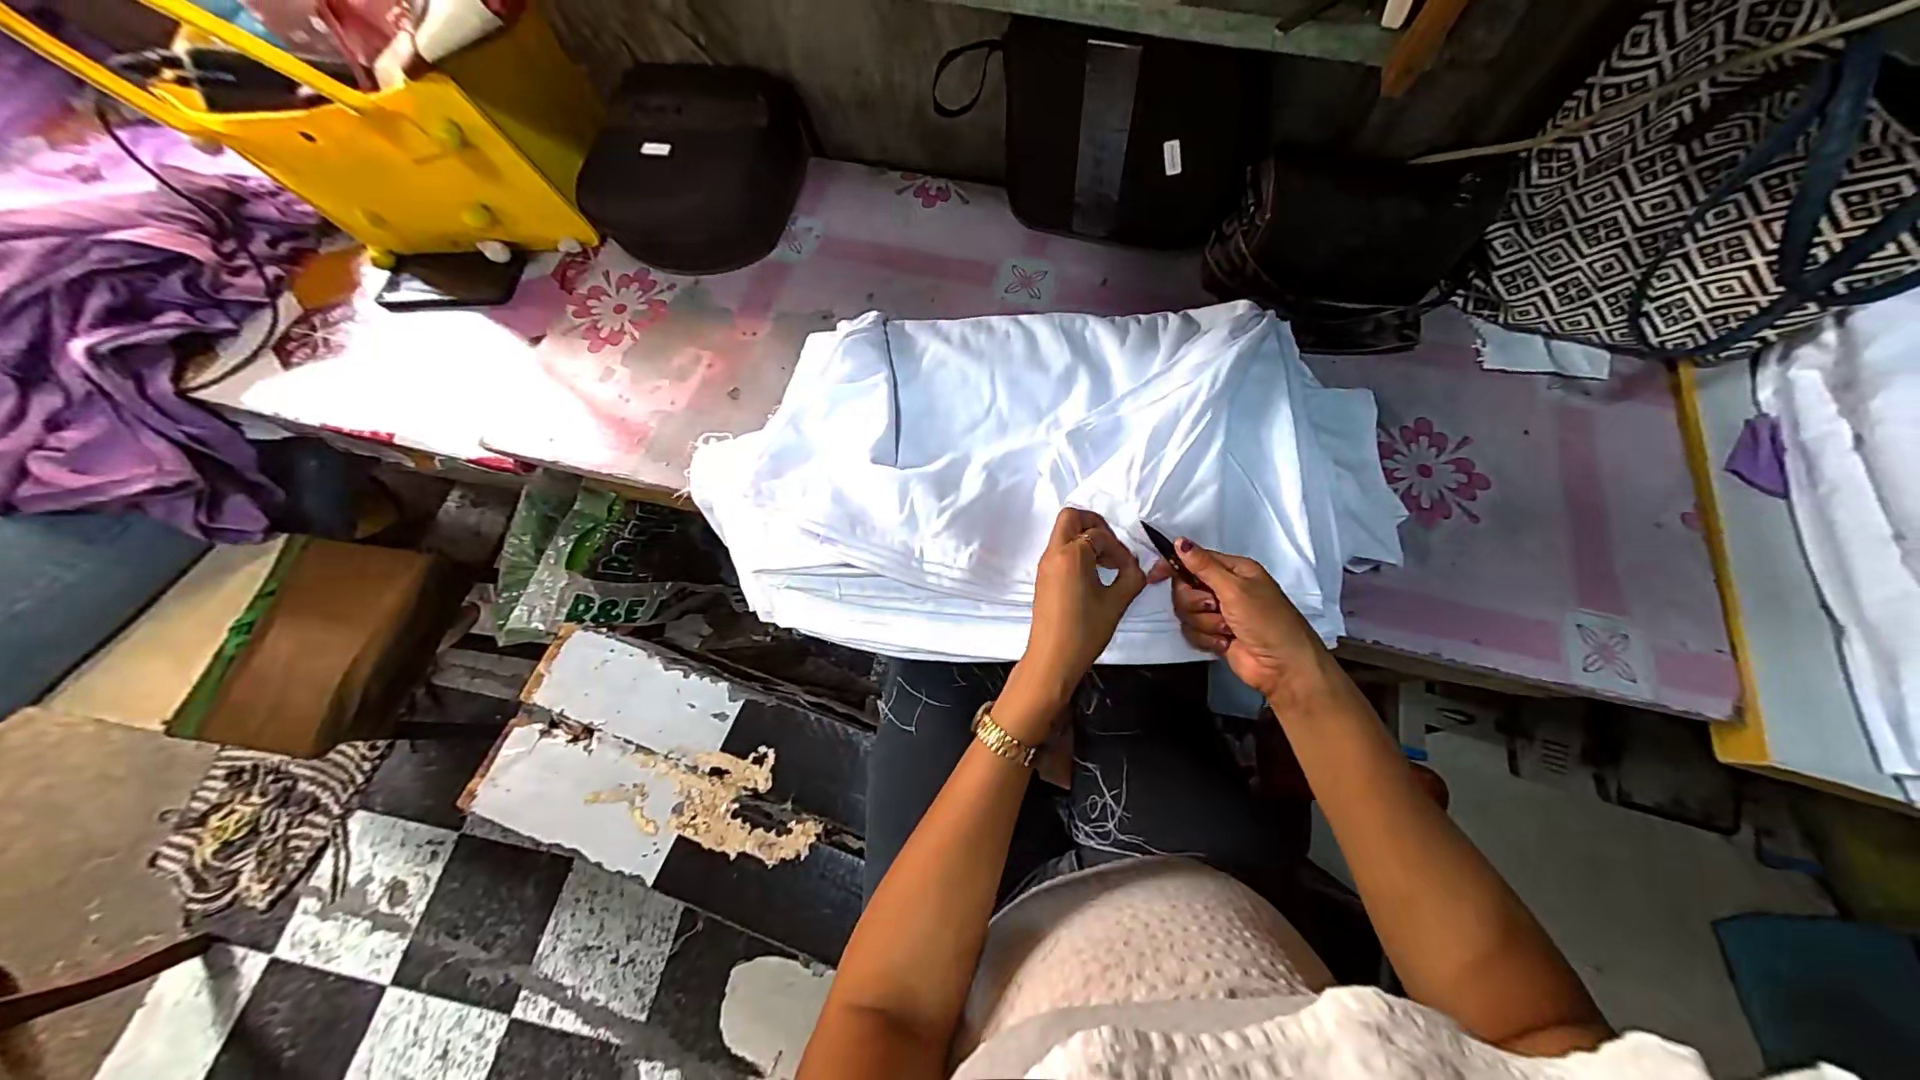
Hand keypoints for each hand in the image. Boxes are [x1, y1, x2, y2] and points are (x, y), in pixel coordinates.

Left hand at [1018, 508, 1147, 698]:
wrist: (1052, 658)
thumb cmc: (1084, 631)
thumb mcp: (1117, 602)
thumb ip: (1132, 577)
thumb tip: (1135, 566)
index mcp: (1071, 554)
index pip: (1099, 534)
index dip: (1119, 548)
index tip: (1128, 568)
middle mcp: (1053, 553)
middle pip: (1071, 517)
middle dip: (1095, 524)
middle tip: (1113, 547)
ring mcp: (1045, 565)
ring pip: (1063, 533)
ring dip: (1086, 539)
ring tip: (1106, 564)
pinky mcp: (1043, 577)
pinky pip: (1059, 550)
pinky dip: (1077, 552)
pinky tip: (1093, 576)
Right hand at [1149, 538, 1328, 701]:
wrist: (1284, 666)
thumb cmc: (1266, 620)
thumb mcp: (1235, 588)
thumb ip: (1203, 566)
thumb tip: (1181, 542)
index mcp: (1234, 570)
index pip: (1194, 560)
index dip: (1173, 566)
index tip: (1155, 576)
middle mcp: (1224, 589)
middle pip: (1184, 589)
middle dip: (1195, 602)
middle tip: (1215, 608)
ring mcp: (1219, 613)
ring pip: (1186, 612)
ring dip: (1205, 623)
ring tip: (1227, 630)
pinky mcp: (1214, 635)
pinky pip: (1192, 632)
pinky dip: (1207, 639)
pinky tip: (1225, 643)